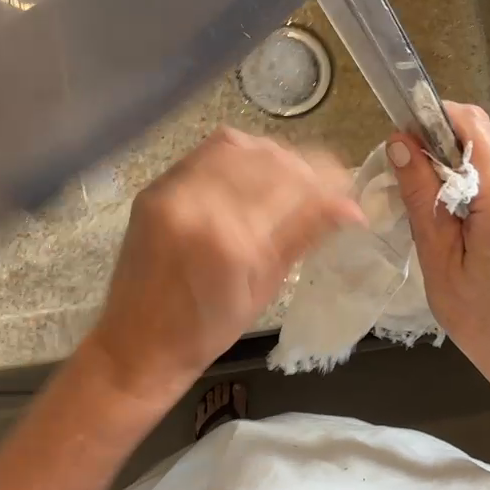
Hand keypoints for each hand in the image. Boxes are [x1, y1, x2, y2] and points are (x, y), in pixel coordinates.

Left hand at [89, 127, 363, 399]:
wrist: (138, 343)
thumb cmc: (206, 331)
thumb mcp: (263, 290)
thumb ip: (302, 238)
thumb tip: (350, 208)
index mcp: (233, 243)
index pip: (295, 190)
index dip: (330, 184)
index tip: (348, 192)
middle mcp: (201, 206)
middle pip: (270, 161)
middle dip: (307, 168)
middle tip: (325, 186)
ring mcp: (173, 192)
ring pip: (239, 147)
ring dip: (274, 156)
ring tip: (291, 177)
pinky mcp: (156, 188)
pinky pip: (207, 153)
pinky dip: (239, 155)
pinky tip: (253, 173)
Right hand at [389, 103, 489, 401]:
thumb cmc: (482, 318)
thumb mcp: (438, 262)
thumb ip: (422, 198)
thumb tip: (400, 144)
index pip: (470, 125)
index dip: (433, 120)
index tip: (404, 140)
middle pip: (478, 144)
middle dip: (441, 159)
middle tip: (414, 197)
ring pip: (489, 163)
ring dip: (460, 180)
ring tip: (443, 227)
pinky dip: (479, 194)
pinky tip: (468, 232)